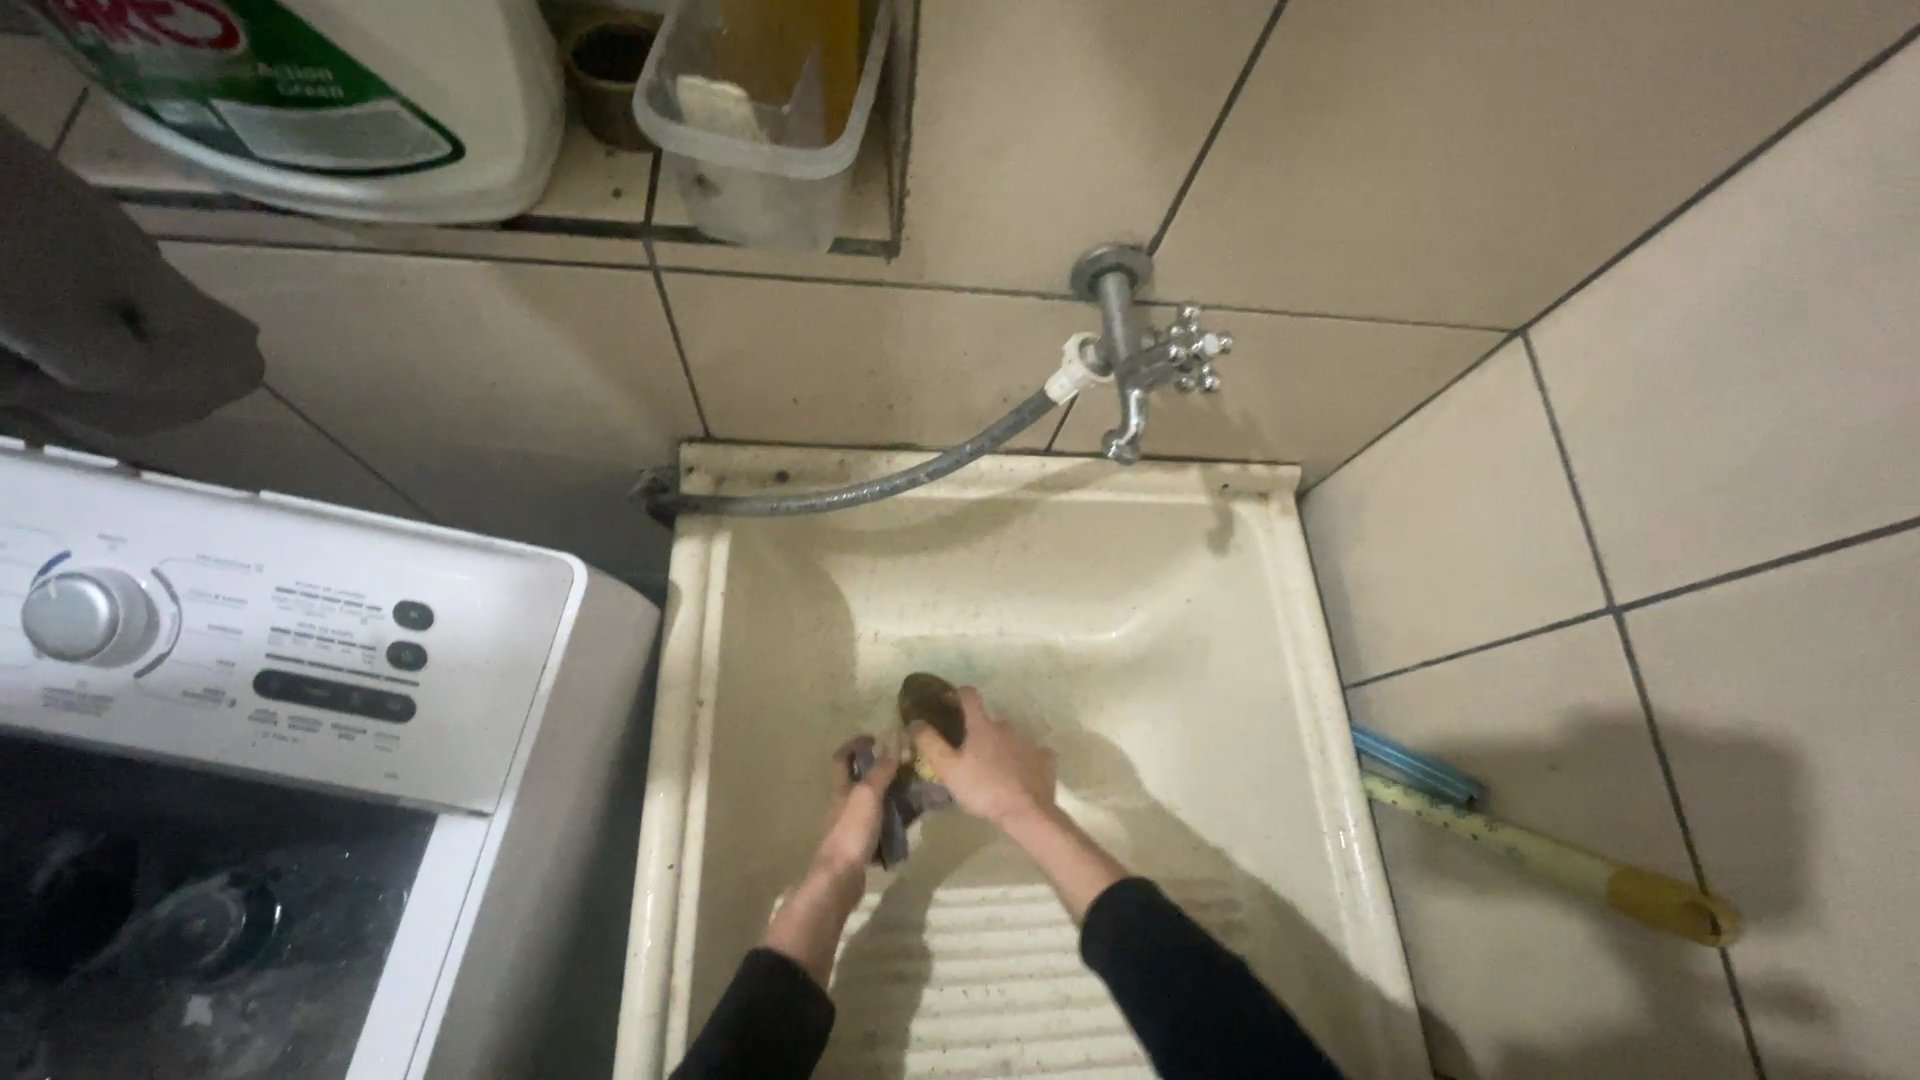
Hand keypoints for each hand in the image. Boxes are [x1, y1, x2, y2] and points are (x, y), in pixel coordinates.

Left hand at [813, 733, 903, 878]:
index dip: (855, 744)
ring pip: (870, 806)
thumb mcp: (869, 794)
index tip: (874, 737)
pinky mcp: (858, 848)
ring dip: (888, 798)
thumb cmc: (851, 831)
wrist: (839, 880)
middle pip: (858, 781)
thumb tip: (895, 735)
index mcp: (841, 789)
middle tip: (904, 767)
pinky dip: (891, 824)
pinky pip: (877, 829)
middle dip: (879, 771)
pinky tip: (907, 826)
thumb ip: (882, 767)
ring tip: (913, 795)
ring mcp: (849, 828)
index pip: (842, 758)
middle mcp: (842, 805)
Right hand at [911, 686, 1057, 828]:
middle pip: (989, 720)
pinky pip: (1030, 753)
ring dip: (999, 745)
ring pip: (1009, 736)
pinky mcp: (1044, 758)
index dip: (955, 694)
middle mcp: (1007, 726)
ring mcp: (1028, 741)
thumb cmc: (983, 788)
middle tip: (966, 750)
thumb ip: (930, 743)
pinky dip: (1021, 759)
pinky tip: (1017, 774)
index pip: (969, 695)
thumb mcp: (948, 768)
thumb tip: (914, 721)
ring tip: (990, 767)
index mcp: (983, 725)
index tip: (946, 703)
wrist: (1026, 811)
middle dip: (977, 729)